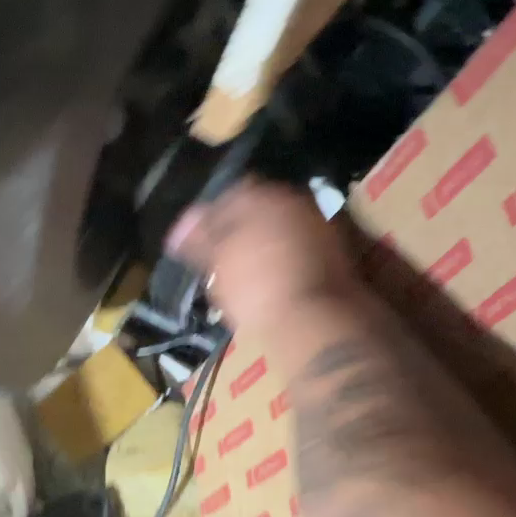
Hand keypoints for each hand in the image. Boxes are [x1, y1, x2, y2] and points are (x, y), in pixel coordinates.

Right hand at [164, 181, 363, 336]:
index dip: (206, 222)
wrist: (313, 320)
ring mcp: (317, 225)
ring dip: (259, 246)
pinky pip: (296, 249)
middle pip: (256, 210)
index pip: (225, 197)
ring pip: (278, 230)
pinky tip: (268, 283)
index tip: (194, 246)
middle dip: (235, 231)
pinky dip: (280, 260)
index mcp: (261, 196)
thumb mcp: (216, 263)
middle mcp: (293, 201)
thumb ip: (197, 239)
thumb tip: (181, 227)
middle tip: (217, 259)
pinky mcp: (334, 253)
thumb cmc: (255, 288)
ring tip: (241, 274)